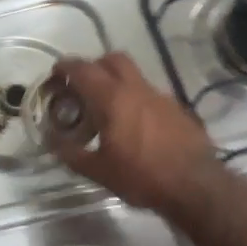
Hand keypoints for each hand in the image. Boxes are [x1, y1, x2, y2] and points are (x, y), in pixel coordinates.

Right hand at [51, 53, 218, 212]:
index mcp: (112, 99)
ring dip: (116, 83)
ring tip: (106, 110)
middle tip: (82, 86)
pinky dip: (134, 100)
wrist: (195, 185)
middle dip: (94, 66)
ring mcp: (161, 97)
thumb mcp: (98, 171)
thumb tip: (51, 142)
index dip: (66, 67)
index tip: (55, 73)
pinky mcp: (177, 109)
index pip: (84, 70)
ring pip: (133, 76)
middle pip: (113, 59)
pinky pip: (149, 94)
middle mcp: (137, 89)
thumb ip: (71, 153)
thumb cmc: (141, 176)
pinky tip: (132, 126)